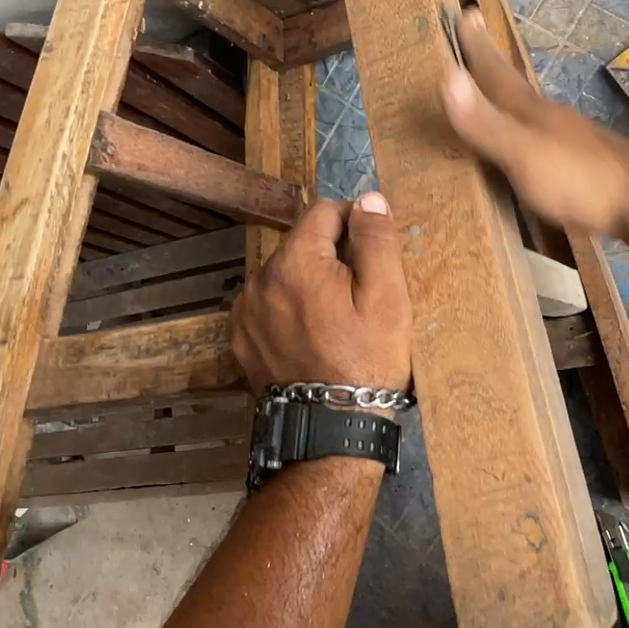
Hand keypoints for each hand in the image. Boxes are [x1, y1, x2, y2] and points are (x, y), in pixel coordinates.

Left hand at [230, 193, 411, 395]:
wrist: (330, 429)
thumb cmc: (366, 360)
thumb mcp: (387, 297)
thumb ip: (376, 239)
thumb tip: (368, 198)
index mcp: (295, 261)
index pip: (325, 212)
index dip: (355, 224)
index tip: (374, 253)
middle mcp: (259, 279)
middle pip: (303, 244)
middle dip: (332, 256)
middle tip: (360, 294)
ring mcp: (245, 311)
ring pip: (285, 275)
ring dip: (309, 282)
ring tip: (336, 319)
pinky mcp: (240, 339)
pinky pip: (269, 305)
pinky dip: (289, 310)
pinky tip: (311, 336)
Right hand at [441, 9, 628, 235]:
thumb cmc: (578, 177)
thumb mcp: (522, 151)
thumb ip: (484, 121)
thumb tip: (445, 75)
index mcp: (528, 111)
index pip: (495, 72)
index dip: (477, 46)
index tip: (465, 11)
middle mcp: (546, 117)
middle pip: (511, 84)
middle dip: (490, 62)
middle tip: (475, 32)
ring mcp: (566, 139)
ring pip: (527, 109)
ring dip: (507, 95)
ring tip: (492, 89)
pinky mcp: (578, 165)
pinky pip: (539, 137)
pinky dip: (523, 130)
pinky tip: (525, 144)